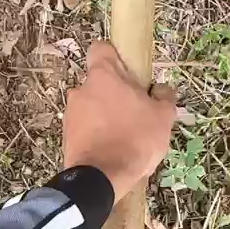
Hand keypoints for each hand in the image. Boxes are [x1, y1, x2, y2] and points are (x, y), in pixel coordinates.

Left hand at [62, 41, 175, 196]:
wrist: (100, 179)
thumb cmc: (134, 139)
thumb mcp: (163, 117)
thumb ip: (164, 97)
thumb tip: (161, 90)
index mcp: (102, 76)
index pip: (101, 49)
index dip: (116, 56)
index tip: (129, 73)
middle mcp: (80, 90)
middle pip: (99, 83)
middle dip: (115, 94)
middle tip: (135, 112)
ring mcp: (69, 115)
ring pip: (92, 107)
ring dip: (105, 116)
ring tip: (125, 136)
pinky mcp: (66, 137)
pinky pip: (85, 128)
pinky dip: (96, 135)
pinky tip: (112, 150)